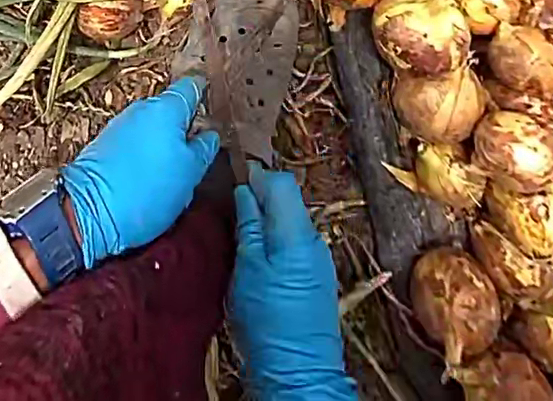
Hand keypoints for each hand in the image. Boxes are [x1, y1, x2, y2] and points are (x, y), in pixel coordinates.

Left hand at [61, 77, 219, 267]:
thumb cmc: (146, 190)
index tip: (216, 112)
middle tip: (197, 151)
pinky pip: (135, 141)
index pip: (193, 86)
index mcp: (167, 107)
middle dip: (186, 126)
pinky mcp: (104, 144)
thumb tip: (210, 135)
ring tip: (172, 171)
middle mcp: (143, 108)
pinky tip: (148, 177)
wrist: (86, 214)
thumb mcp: (191, 173)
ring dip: (165, 142)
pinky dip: (145, 153)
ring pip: (154, 126)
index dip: (207, 96)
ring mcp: (121, 124)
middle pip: (173, 108)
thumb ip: (205, 148)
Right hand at [230, 165, 356, 400]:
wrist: (300, 376)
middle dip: (261, 199)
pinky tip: (260, 260)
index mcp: (297, 231)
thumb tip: (245, 190)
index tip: (233, 181)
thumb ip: (249, 225)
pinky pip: (296, 243)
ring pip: (291, 221)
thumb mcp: (248, 270)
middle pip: (288, 199)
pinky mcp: (317, 276)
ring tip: (243, 237)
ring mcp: (319, 257)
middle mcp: (314, 237)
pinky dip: (277, 241)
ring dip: (268, 221)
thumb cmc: (267, 321)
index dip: (257, 176)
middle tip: (234, 212)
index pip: (281, 182)